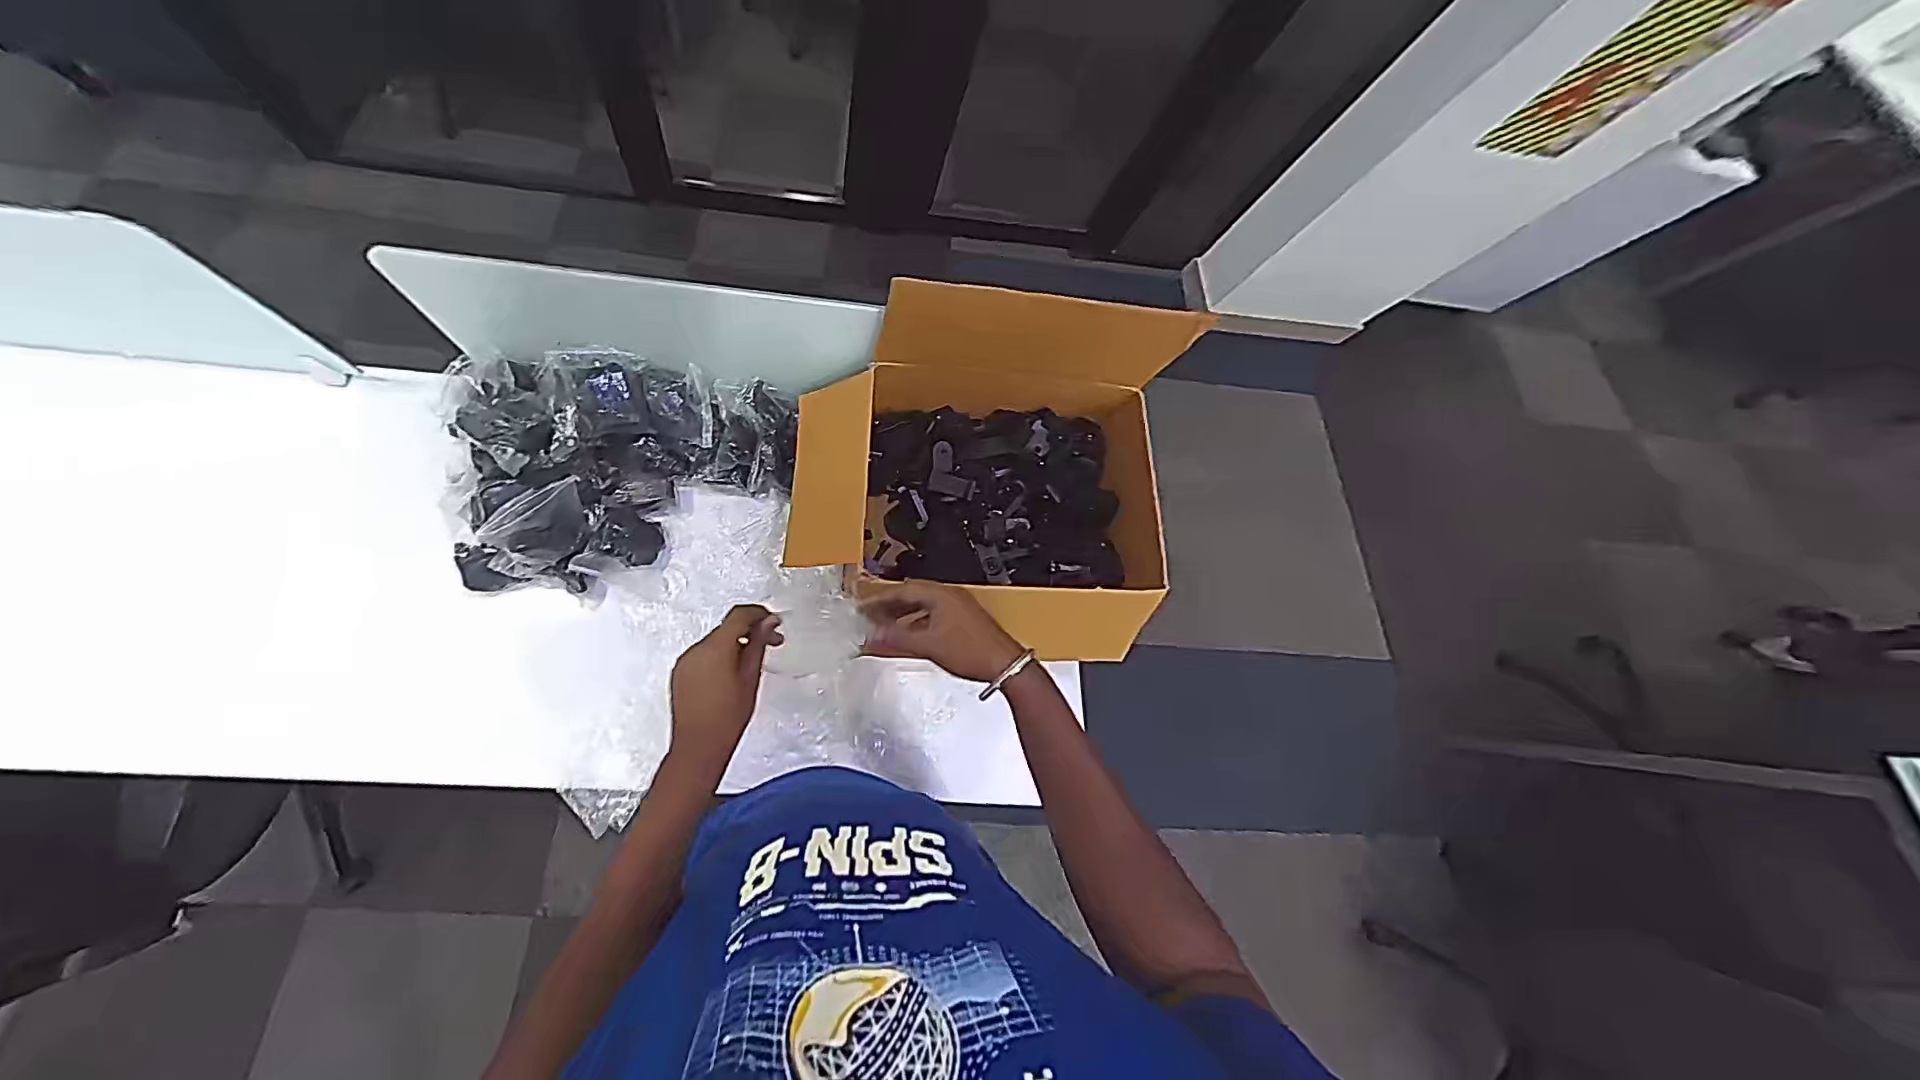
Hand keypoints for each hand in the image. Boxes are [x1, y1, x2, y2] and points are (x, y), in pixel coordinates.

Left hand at [669, 605, 783, 770]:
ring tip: (754, 661)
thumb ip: (758, 644)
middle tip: (771, 641)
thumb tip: (767, 623)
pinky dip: (720, 656)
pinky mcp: (680, 673)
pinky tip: (734, 672)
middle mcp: (696, 650)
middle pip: (727, 628)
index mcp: (715, 648)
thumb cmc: (726, 718)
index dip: (759, 614)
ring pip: (716, 641)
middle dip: (750, 630)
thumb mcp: (751, 677)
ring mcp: (685, 661)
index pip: (739, 615)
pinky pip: (704, 654)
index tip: (772, 620)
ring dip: (736, 644)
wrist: (699, 746)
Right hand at [862, 582, 1024, 681]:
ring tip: (883, 625)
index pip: (902, 591)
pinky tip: (907, 635)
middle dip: (888, 606)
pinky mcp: (962, 620)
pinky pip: (931, 616)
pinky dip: (915, 623)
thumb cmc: (974, 651)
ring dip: (901, 615)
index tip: (863, 607)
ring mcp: (957, 608)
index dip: (879, 600)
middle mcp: (949, 596)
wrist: (1005, 665)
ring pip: (921, 607)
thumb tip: (874, 636)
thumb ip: (897, 639)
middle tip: (869, 615)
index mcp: (941, 595)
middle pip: (911, 596)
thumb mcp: (928, 646)